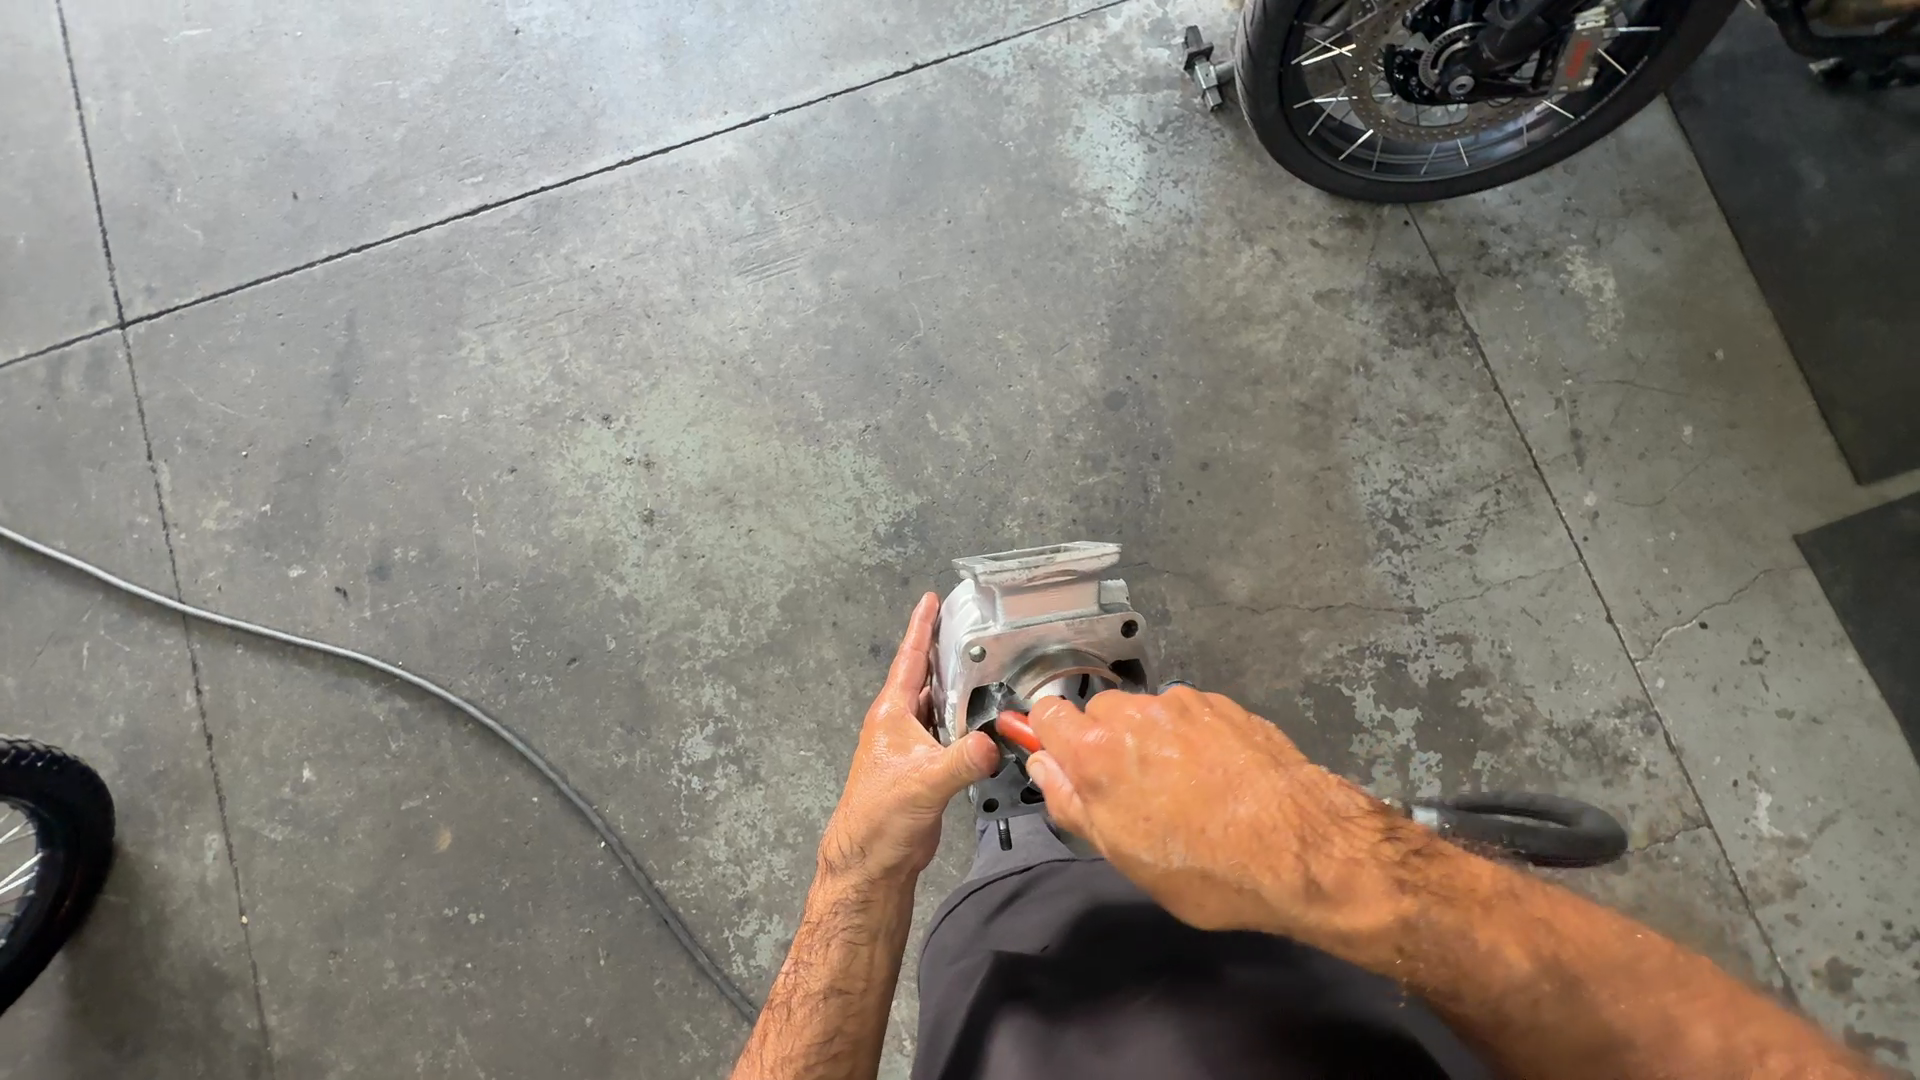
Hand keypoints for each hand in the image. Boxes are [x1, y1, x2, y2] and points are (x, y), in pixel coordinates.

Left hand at [818, 593, 1000, 887]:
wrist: (871, 862)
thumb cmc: (881, 817)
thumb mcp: (923, 783)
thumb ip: (961, 760)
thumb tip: (993, 743)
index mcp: (892, 714)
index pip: (909, 659)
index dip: (921, 627)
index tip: (931, 599)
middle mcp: (899, 723)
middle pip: (925, 676)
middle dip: (945, 649)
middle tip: (972, 625)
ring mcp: (911, 744)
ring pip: (938, 704)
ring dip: (957, 686)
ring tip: (985, 664)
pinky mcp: (924, 766)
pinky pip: (947, 732)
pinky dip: (964, 720)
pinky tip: (983, 716)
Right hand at [1024, 688, 1425, 939]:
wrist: (1305, 850)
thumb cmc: (1205, 867)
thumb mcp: (1122, 855)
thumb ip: (1071, 803)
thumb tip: (1044, 765)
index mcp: (1097, 751)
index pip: (1047, 714)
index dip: (1051, 736)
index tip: (1067, 760)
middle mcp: (1134, 713)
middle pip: (1098, 712)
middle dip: (1105, 741)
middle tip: (1134, 788)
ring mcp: (1183, 703)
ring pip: (1145, 712)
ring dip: (1150, 738)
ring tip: (1186, 785)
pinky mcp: (1223, 703)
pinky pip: (1187, 714)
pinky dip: (1190, 735)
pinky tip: (1218, 774)